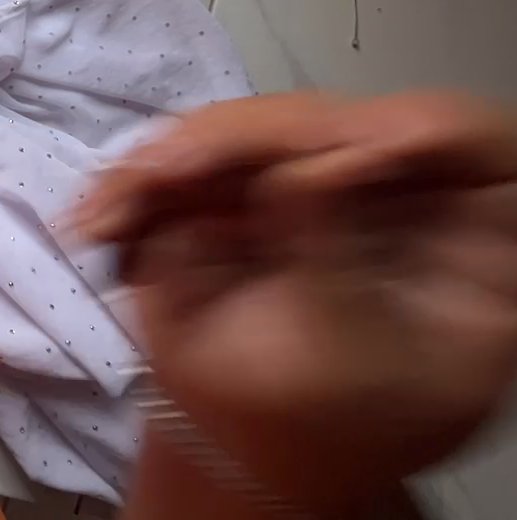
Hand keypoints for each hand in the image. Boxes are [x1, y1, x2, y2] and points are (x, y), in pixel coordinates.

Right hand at [77, 92, 516, 513]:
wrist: (237, 432)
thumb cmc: (320, 416)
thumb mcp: (349, 353)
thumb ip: (333, 258)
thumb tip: (311, 168)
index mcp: (448, 230)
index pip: (455, 137)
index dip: (405, 128)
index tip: (334, 157)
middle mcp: (366, 185)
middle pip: (307, 119)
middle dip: (220, 141)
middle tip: (161, 176)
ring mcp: (278, 178)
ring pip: (218, 128)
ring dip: (150, 165)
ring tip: (106, 219)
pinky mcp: (208, 186)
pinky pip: (157, 160)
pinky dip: (117, 188)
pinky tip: (96, 223)